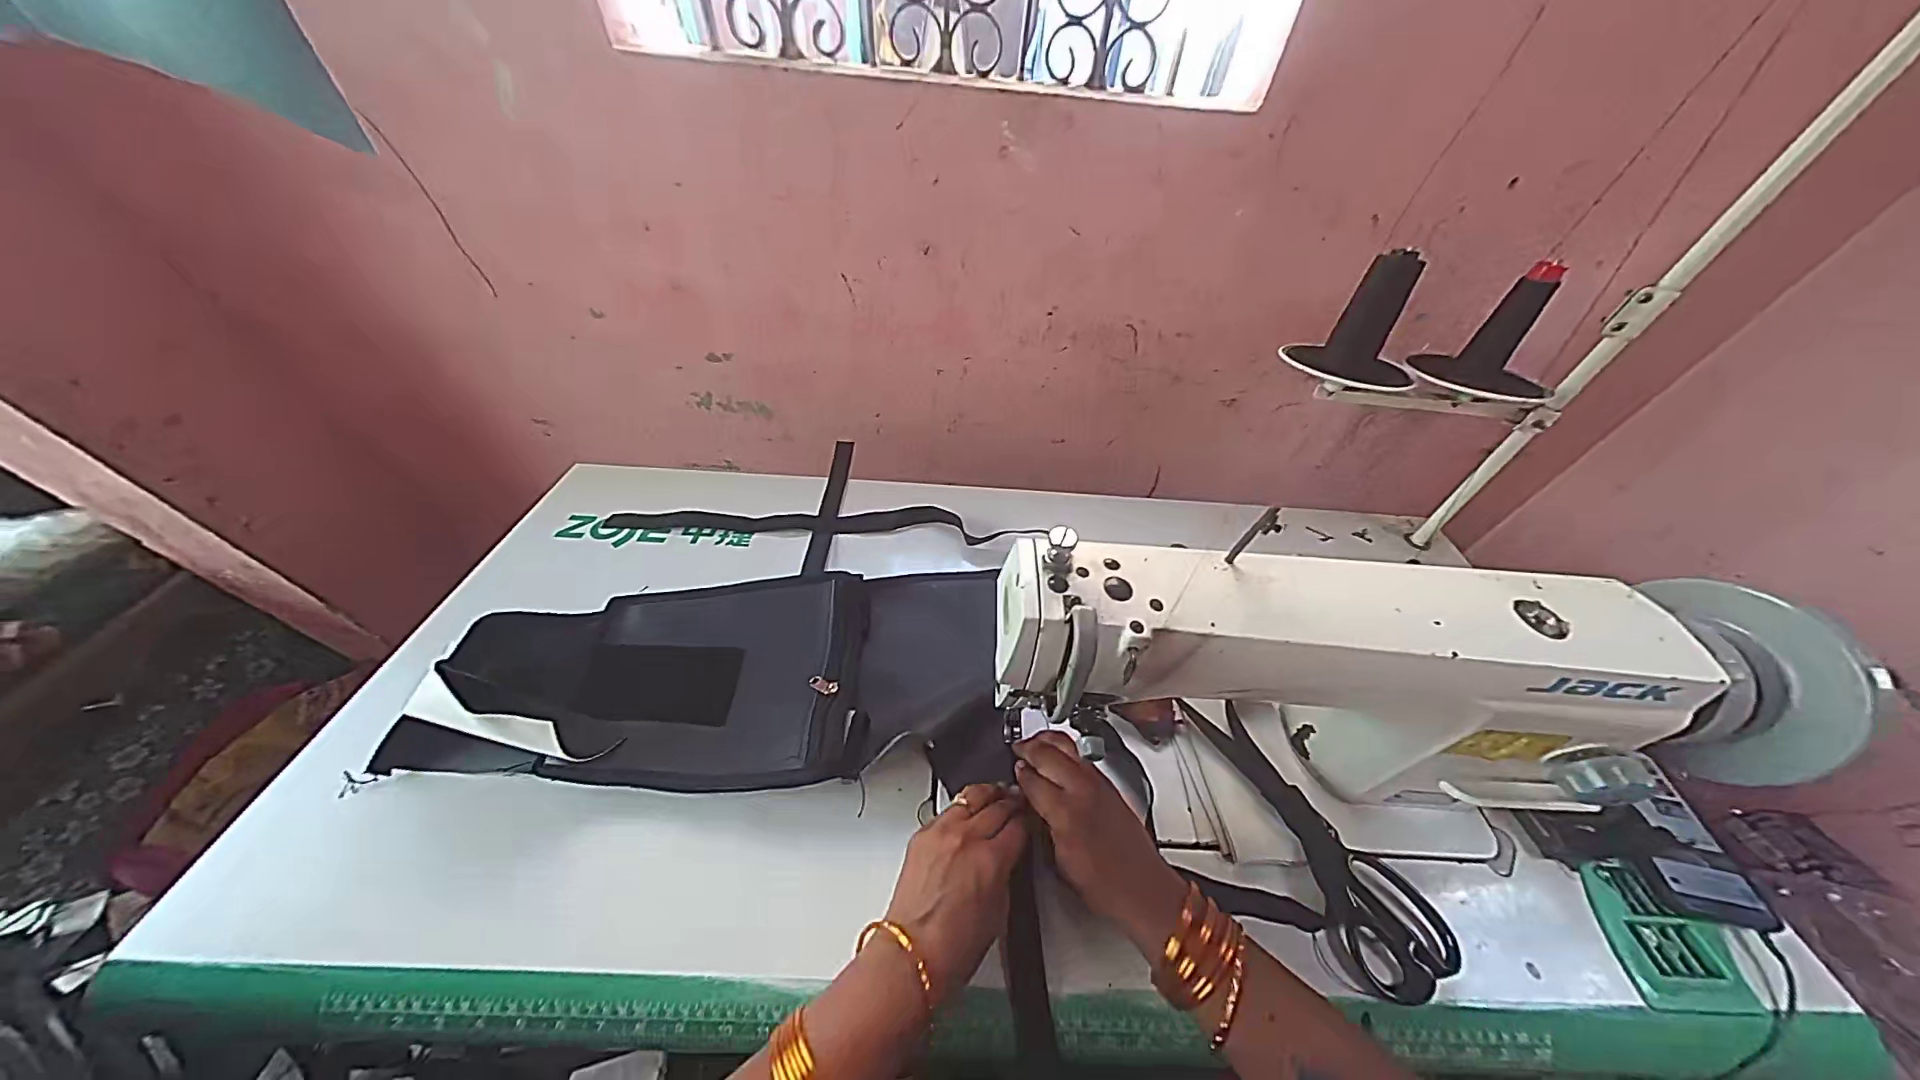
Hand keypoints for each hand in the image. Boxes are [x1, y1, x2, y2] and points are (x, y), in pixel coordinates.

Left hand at [881, 783, 1029, 1004]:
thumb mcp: (999, 911)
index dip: (1028, 821)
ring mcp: (941, 833)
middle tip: (1018, 802)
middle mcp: (966, 838)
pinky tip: (967, 809)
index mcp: (992, 859)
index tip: (1030, 820)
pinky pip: (947, 809)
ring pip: (971, 796)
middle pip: (998, 806)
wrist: (912, 953)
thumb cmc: (952, 946)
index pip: (1019, 825)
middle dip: (1012, 803)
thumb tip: (1008, 857)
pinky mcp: (922, 835)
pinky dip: (961, 806)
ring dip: (988, 794)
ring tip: (996, 793)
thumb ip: (1006, 873)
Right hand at [1014, 731, 1187, 954]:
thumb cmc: (1106, 884)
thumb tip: (1033, 807)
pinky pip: (1083, 756)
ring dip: (1048, 741)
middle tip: (1018, 747)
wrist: (1142, 888)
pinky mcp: (1110, 786)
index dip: (1018, 775)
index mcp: (1065, 812)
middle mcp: (1083, 791)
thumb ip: (1043, 826)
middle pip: (1048, 754)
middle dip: (1028, 748)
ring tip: (1035, 741)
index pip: (1032, 781)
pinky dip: (1067, 748)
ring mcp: (1099, 785)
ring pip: (1068, 747)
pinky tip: (1061, 753)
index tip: (1013, 770)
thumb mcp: (1059, 861)